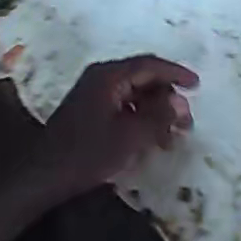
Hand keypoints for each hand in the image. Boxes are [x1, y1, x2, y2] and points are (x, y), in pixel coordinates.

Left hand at [29, 54, 198, 199]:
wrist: (44, 175)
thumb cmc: (87, 153)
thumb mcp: (129, 137)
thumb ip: (157, 118)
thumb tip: (180, 104)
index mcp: (109, 75)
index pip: (149, 65)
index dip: (175, 73)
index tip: (196, 85)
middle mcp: (101, 77)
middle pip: (142, 78)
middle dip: (167, 98)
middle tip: (186, 121)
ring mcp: (94, 93)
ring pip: (134, 94)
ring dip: (155, 111)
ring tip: (172, 137)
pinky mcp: (90, 110)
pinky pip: (123, 105)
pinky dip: (140, 119)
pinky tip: (151, 140)